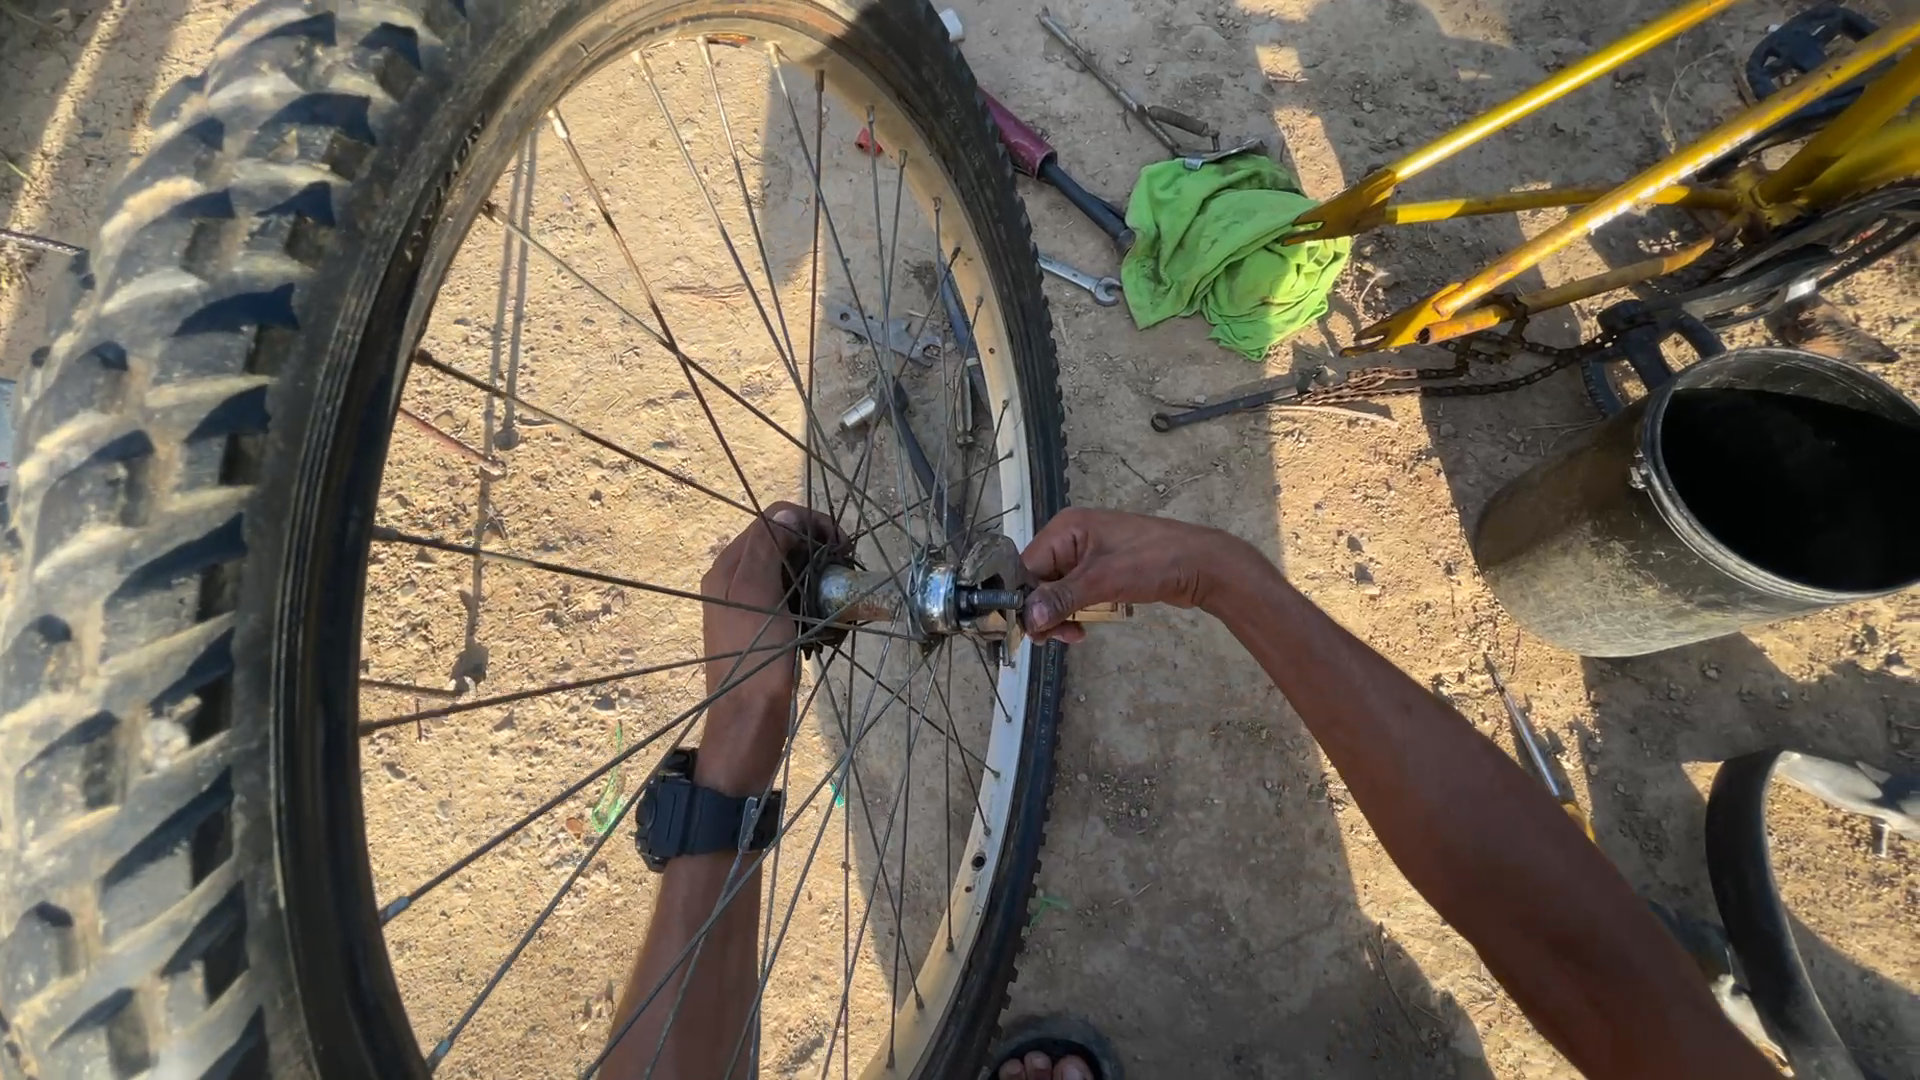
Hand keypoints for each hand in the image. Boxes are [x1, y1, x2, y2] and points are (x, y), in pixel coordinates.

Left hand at [697, 502, 842, 794]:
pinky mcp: (768, 626)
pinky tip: (832, 618)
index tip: (843, 545)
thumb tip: (788, 511)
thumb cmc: (755, 658)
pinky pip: (796, 598)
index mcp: (730, 566)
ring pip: (795, 570)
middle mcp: (737, 578)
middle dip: (821, 549)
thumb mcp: (757, 595)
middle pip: (786, 541)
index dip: (812, 523)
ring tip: (844, 595)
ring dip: (823, 576)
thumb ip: (766, 548)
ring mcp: (752, 603)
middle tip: (849, 568)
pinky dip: (817, 601)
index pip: (774, 519)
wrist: (750, 722)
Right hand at [1020, 508, 1259, 642]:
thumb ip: (1061, 599)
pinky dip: (1076, 611)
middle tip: (1055, 638)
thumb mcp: (1103, 581)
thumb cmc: (1152, 562)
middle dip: (1045, 611)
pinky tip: (1083, 628)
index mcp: (1065, 529)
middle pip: (1040, 580)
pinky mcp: (1102, 571)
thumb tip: (1028, 619)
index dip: (1026, 599)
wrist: (1202, 565)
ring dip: (1061, 615)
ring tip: (1074, 635)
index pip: (1028, 566)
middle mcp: (1071, 538)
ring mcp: (1088, 555)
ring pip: (1057, 591)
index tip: (1033, 630)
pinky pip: (1077, 594)